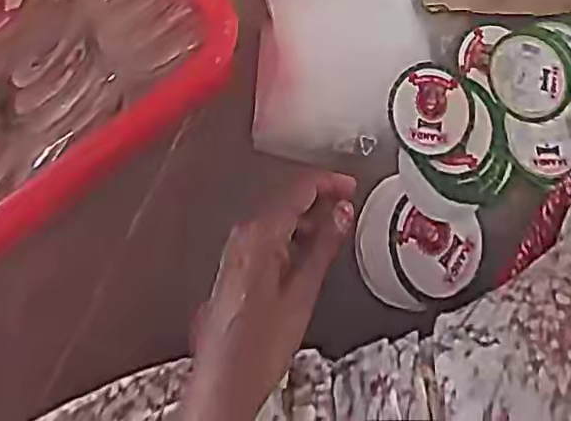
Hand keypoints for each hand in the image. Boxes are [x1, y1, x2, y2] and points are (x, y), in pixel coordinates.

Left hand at [179, 171, 356, 419]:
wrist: (221, 390)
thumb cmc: (256, 350)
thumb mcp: (304, 291)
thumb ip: (326, 244)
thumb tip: (342, 212)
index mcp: (260, 234)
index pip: (299, 187)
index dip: (329, 181)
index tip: (349, 185)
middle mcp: (242, 237)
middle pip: (286, 197)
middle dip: (319, 196)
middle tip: (345, 202)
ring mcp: (235, 251)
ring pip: (277, 216)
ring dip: (307, 216)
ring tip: (332, 228)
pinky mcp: (235, 266)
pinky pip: (268, 234)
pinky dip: (292, 233)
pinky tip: (307, 250)